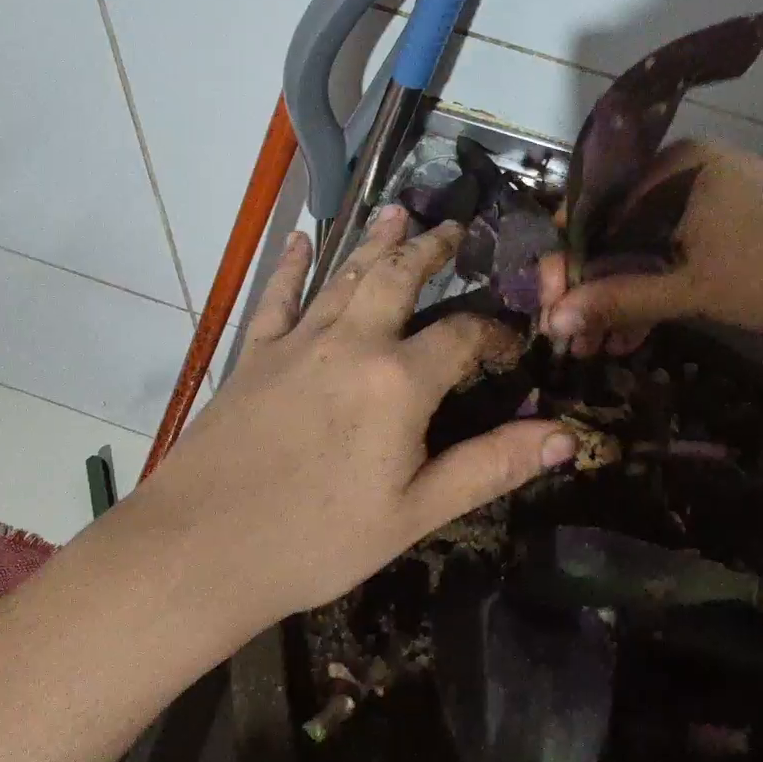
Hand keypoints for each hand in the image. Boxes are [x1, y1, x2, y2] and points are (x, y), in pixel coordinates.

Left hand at [136, 207, 576, 620]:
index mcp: (398, 381)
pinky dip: (290, 265)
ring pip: (344, 276)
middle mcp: (351, 342)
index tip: (511, 341)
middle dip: (431, 251)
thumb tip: (565, 437)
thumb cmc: (316, 540)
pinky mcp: (253, 354)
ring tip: (397, 210)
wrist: (197, 551)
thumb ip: (491, 466)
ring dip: (373, 241)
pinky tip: (297, 239)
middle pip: (399, 278)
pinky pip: (277, 297)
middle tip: (454, 228)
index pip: (462, 335)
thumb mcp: (416, 512)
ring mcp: (297, 342)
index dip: (494, 333)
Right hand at [538, 140, 762, 354]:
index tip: (549, 308)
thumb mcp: (694, 288)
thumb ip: (620, 300)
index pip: (594, 210)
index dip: (565, 261)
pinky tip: (640, 328)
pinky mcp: (734, 218)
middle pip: (619, 229)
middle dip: (593, 285)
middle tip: (575, 337)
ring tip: (603, 345)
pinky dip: (658, 284)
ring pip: (647, 243)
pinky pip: (677, 247)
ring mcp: (713, 192)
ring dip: (624, 292)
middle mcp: (686, 169)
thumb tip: (553, 320)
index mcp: (672, 166)